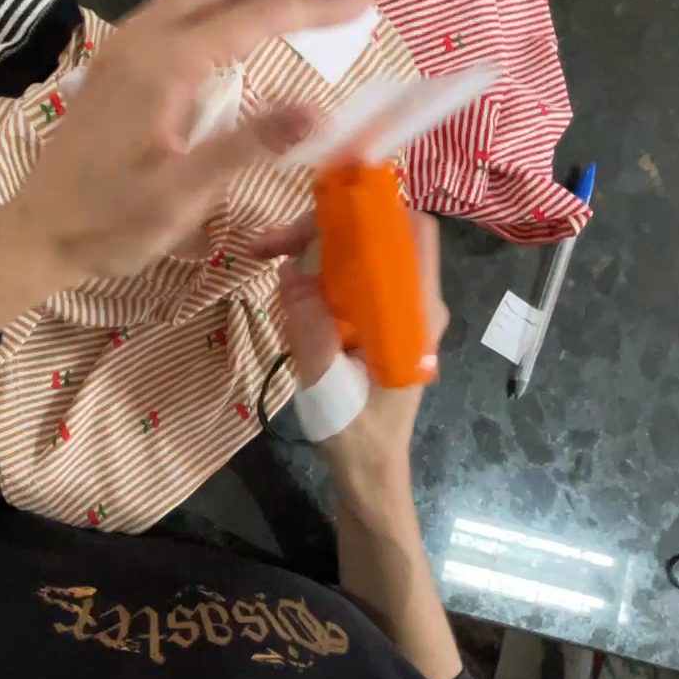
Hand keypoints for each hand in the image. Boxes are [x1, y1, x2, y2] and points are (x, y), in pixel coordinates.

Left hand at [0, 0, 364, 286]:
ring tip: (294, 26)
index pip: (254, 13)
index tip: (362, 11)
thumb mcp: (180, 195)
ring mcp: (124, 44)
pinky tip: (239, 50)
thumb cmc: (107, 223)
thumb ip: (247, 146)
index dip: (314, 9)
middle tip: (324, 14)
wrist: (38, 232)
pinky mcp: (116, 61)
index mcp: (164, 64)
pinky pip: (178, 10)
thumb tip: (317, 109)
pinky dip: (221, 11)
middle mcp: (142, 36)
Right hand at [249, 210, 448, 467]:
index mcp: (413, 314)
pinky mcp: (375, 323)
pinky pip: (345, 283)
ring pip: (356, 258)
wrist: (368, 471)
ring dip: (309, 253)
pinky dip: (312, 280)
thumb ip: (312, 331)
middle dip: (320, 231)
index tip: (316, 208)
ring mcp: (393, 312)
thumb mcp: (328, 387)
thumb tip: (290, 276)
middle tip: (265, 245)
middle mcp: (411, 303)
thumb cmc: (356, 435)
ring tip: (265, 263)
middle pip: (376, 238)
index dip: (372, 208)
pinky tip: (287, 302)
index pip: (412, 233)